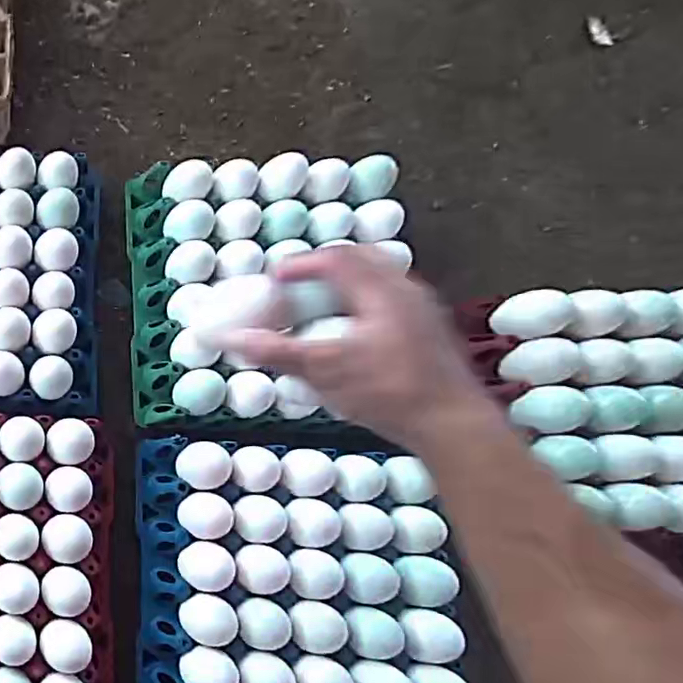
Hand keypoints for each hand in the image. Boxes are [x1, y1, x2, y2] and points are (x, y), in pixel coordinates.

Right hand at [204, 245, 499, 450]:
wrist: (450, 424)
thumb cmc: (389, 392)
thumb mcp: (323, 371)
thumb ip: (276, 352)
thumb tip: (232, 339)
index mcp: (381, 292)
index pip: (335, 258)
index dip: (299, 264)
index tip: (273, 278)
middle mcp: (405, 292)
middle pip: (360, 260)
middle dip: (321, 268)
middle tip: (294, 285)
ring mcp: (420, 310)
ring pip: (376, 279)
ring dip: (341, 286)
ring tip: (315, 308)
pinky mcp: (426, 331)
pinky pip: (386, 300)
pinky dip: (357, 304)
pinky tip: (344, 333)